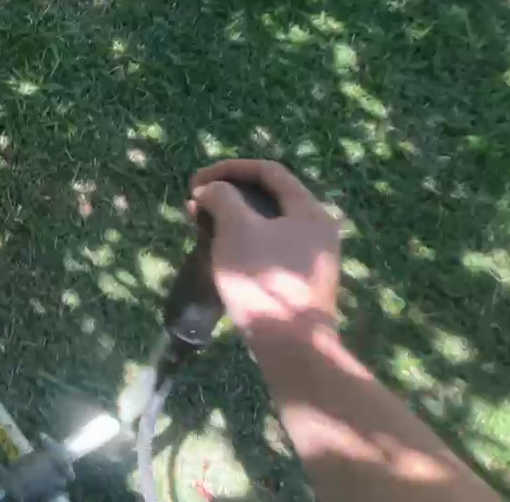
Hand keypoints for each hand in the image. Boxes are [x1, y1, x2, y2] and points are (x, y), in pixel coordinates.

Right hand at [191, 159, 341, 335]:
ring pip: (261, 218)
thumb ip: (222, 196)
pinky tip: (213, 243)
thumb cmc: (261, 276)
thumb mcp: (236, 226)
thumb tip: (211, 191)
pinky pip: (263, 240)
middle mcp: (314, 228)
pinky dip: (236, 233)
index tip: (197, 181)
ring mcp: (306, 253)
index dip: (229, 168)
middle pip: (265, 193)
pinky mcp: (293, 274)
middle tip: (195, 200)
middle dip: (225, 191)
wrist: (289, 342)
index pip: (268, 171)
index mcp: (309, 212)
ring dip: (226, 212)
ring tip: (196, 220)